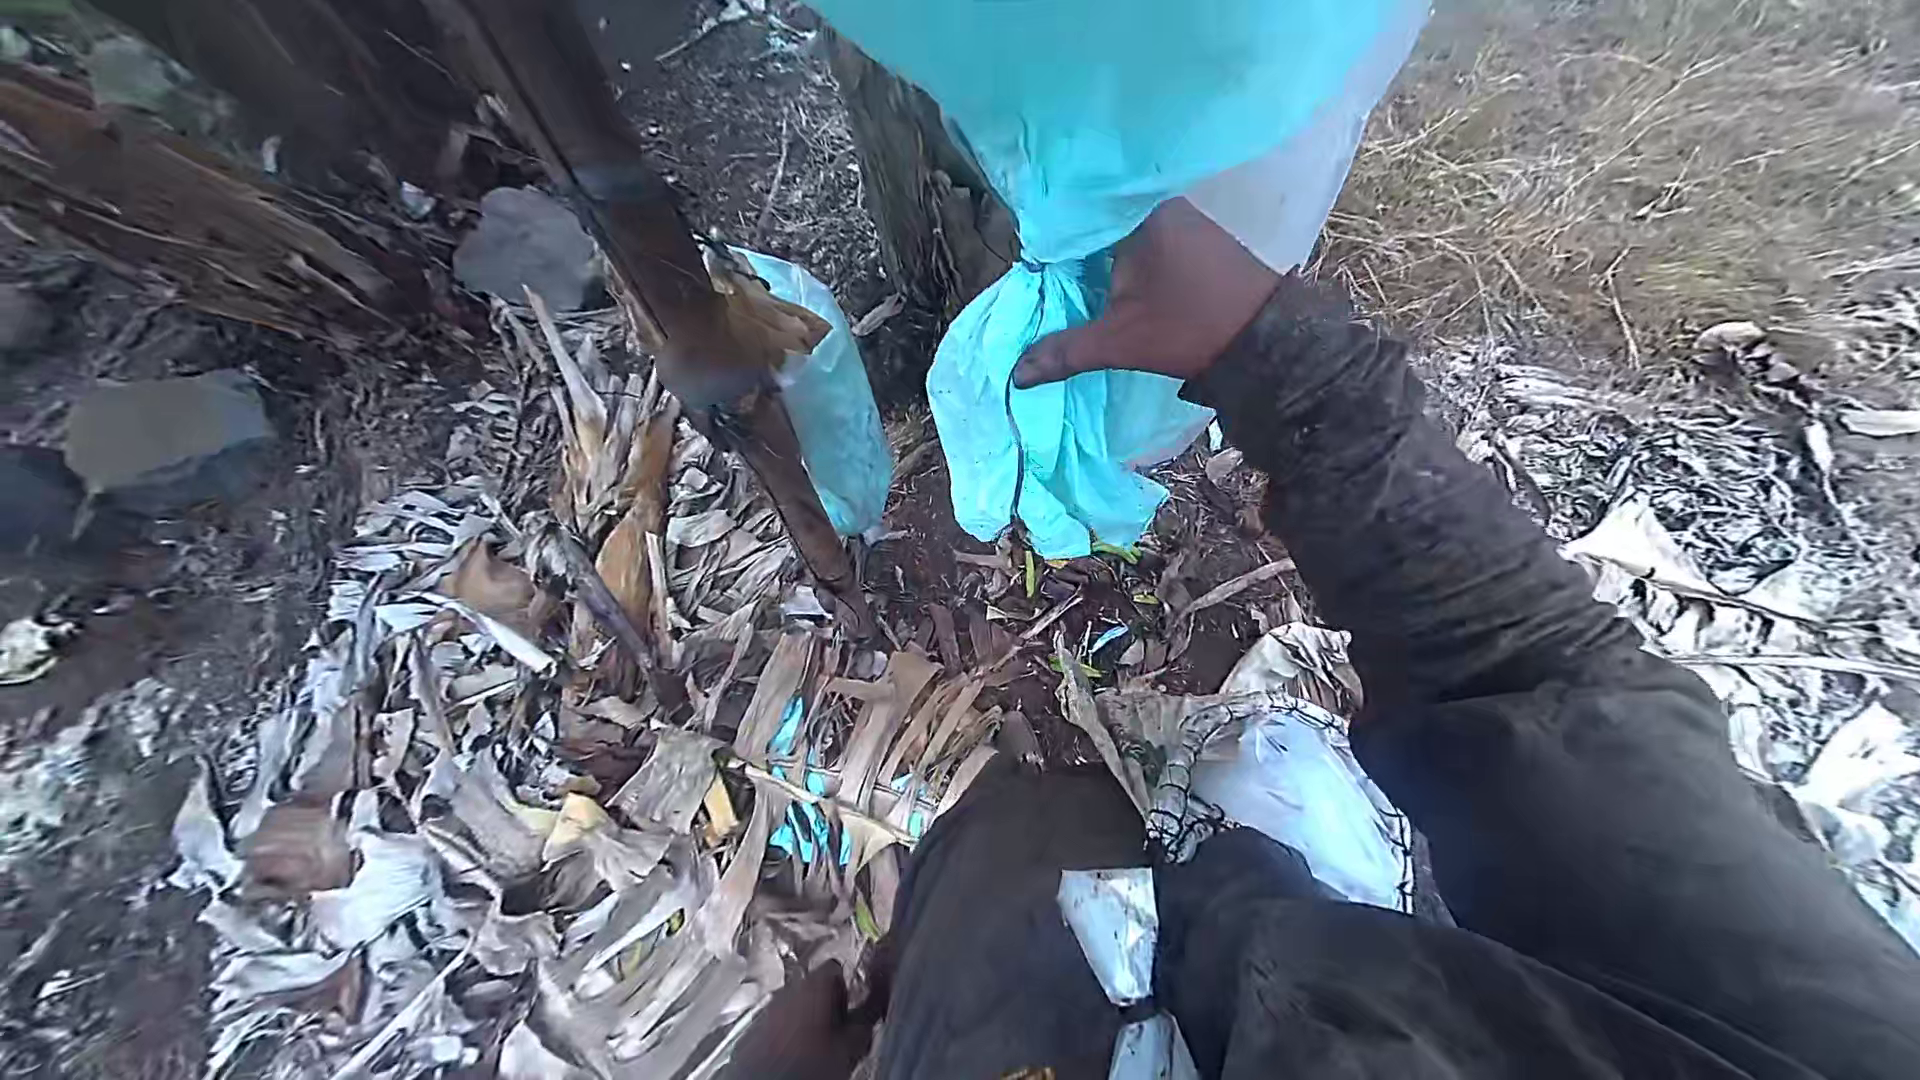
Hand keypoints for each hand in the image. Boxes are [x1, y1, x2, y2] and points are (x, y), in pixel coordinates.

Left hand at [714, 961, 873, 1079]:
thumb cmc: (812, 1064)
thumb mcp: (849, 1047)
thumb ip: (864, 1022)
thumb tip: (873, 1012)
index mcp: (816, 983)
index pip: (836, 967)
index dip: (845, 987)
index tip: (849, 1010)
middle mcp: (790, 987)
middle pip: (813, 983)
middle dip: (824, 1003)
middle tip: (834, 1031)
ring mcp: (767, 1008)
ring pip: (794, 1002)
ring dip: (804, 1017)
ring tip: (813, 1044)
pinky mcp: (751, 1031)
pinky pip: (776, 1021)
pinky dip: (785, 1031)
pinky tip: (791, 1053)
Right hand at [1012, 197, 1280, 388]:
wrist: (1265, 339)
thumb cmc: (1188, 330)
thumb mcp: (1118, 343)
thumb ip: (1063, 352)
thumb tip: (1016, 374)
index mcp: (1135, 216)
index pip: (1072, 220)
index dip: (1046, 249)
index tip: (1030, 276)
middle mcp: (1157, 205)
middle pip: (1094, 226)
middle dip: (1068, 257)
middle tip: (1043, 286)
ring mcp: (1178, 219)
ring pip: (1116, 236)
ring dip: (1093, 262)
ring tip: (1067, 288)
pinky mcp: (1190, 238)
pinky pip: (1138, 242)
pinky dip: (1117, 263)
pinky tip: (1104, 286)